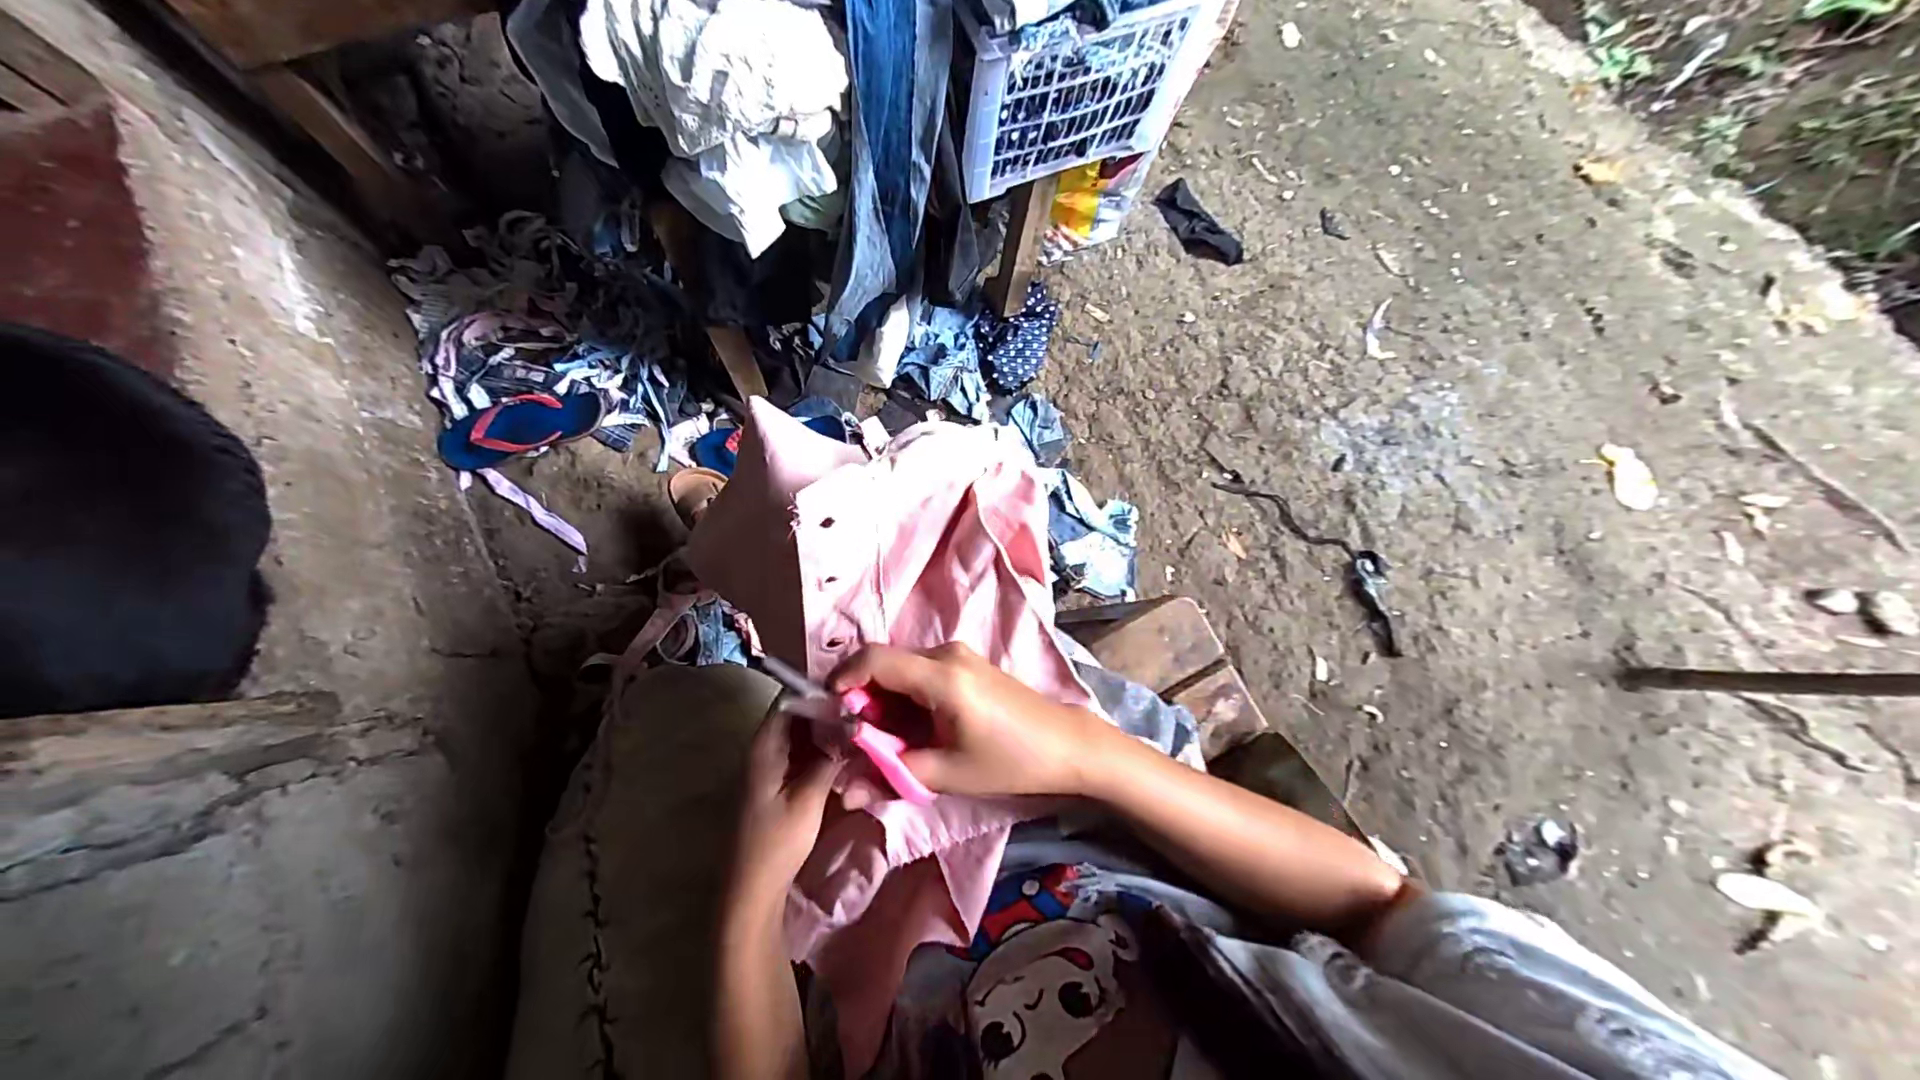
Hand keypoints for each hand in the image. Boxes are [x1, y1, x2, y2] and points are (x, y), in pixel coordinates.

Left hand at [727, 704, 843, 910]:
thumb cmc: (777, 842)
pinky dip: (823, 747)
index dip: (820, 690)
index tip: (852, 688)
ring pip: (802, 733)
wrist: (753, 889)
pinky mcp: (779, 781)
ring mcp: (771, 765)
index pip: (790, 698)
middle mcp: (764, 748)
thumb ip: (831, 757)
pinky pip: (803, 751)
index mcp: (765, 745)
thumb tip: (855, 724)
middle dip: (828, 709)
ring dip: (827, 729)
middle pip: (797, 713)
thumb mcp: (809, 797)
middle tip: (865, 707)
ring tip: (862, 724)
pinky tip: (848, 751)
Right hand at [828, 643, 1114, 803]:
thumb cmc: (1010, 761)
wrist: (1066, 745)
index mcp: (941, 675)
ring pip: (901, 668)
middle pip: (885, 663)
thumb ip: (890, 775)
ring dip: (883, 700)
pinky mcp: (965, 664)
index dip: (843, 679)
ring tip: (884, 740)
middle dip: (862, 697)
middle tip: (856, 738)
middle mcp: (946, 653)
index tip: (830, 711)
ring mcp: (958, 655)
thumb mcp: (947, 773)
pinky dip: (904, 697)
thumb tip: (844, 791)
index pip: (874, 659)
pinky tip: (911, 729)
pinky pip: (920, 673)